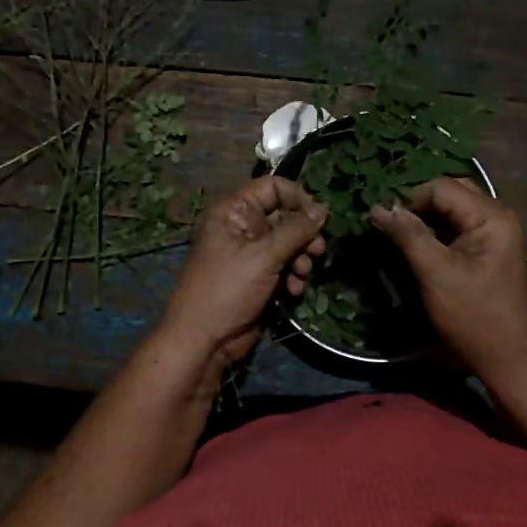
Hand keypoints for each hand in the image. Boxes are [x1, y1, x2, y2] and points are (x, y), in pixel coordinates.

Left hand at [149, 177, 327, 374]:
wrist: (205, 339)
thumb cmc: (228, 288)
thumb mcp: (264, 256)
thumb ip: (296, 230)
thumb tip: (322, 208)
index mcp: (234, 211)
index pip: (272, 188)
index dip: (297, 198)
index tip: (319, 217)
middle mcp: (242, 227)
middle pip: (284, 217)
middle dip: (304, 235)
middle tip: (317, 251)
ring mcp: (250, 253)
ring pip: (288, 244)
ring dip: (301, 258)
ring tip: (302, 274)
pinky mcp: (258, 277)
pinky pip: (283, 266)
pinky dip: (292, 276)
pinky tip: (294, 291)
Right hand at [370, 178, 526, 376]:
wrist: (506, 356)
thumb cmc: (472, 315)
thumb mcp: (436, 273)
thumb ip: (408, 235)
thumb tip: (377, 208)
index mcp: (490, 217)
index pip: (441, 187)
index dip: (409, 198)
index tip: (382, 219)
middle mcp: (495, 215)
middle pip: (448, 191)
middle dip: (415, 201)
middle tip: (388, 220)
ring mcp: (492, 230)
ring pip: (450, 206)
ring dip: (421, 213)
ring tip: (395, 228)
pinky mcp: (484, 245)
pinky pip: (454, 222)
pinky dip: (431, 226)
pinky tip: (412, 238)